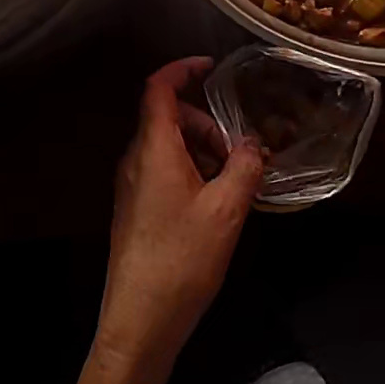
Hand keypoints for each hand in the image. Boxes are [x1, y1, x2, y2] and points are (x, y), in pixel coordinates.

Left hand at [97, 57, 264, 372]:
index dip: (182, 69)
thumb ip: (243, 169)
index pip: (158, 88)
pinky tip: (215, 201)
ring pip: (167, 146)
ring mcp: (131, 184)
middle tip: (240, 150)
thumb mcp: (225, 211)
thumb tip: (253, 145)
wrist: (140, 316)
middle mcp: (135, 159)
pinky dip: (190, 170)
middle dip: (206, 123)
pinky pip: (162, 170)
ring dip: (201, 150)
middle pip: (168, 118)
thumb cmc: (182, 258)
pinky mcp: (134, 207)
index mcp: (152, 148)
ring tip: (234, 180)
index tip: (212, 67)